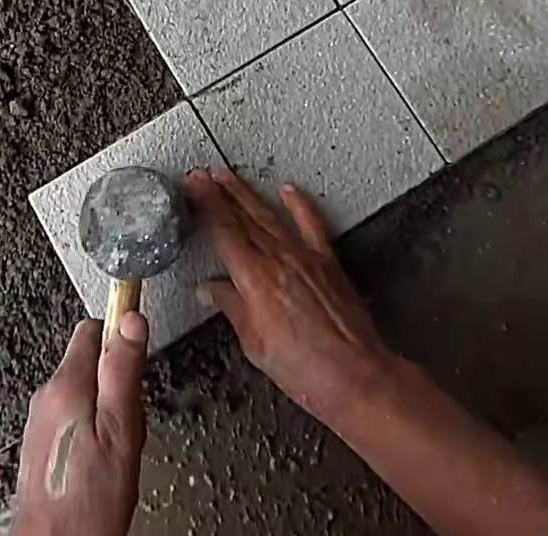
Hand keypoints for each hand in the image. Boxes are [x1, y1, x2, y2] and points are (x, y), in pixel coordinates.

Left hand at [12, 316, 146, 535]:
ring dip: (107, 406)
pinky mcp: (41, 446)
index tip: (137, 358)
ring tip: (117, 444)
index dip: (121, 337)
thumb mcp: (121, 429)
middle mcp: (46, 398)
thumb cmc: (89, 504)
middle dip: (117, 380)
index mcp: (66, 386)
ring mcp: (40, 423)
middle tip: (130, 416)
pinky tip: (102, 459)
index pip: (94, 328)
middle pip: (92, 360)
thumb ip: (124, 371)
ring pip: (85, 389)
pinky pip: (75, 415)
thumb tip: (131, 319)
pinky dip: (93, 427)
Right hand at [186, 167, 397, 422]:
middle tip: (203, 173)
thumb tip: (210, 290)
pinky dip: (299, 204)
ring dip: (248, 193)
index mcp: (255, 279)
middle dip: (221, 192)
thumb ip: (232, 307)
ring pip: (270, 215)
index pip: (224, 231)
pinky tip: (288, 189)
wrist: (352, 372)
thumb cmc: (303, 368)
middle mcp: (279, 259)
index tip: (195, 185)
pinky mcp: (326, 260)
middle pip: (244, 217)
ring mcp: (305, 256)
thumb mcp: (254, 344)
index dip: (207, 204)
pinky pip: (311, 223)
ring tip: (229, 176)